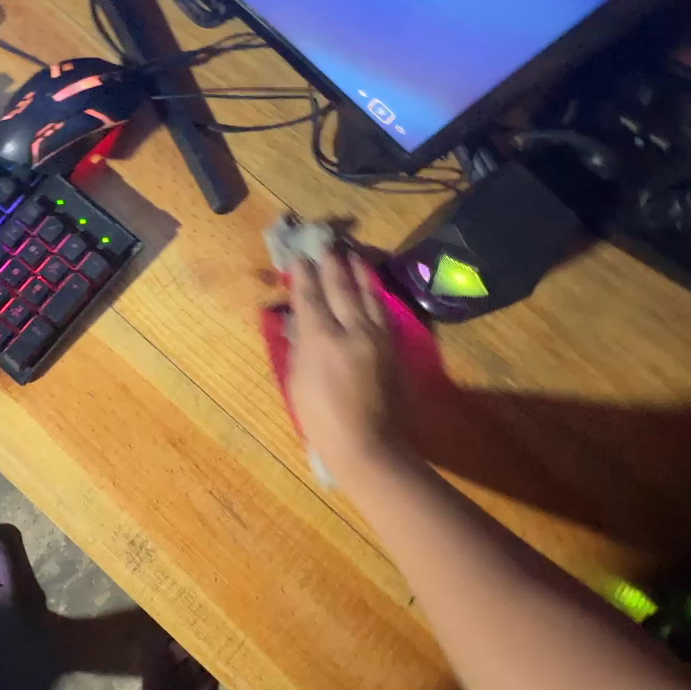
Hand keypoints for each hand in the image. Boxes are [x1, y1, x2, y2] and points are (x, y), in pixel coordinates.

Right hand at [288, 247, 415, 476]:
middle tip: (325, 245)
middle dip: (332, 264)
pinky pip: (382, 312)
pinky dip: (374, 295)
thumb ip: (299, 347)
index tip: (299, 257)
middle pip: (341, 288)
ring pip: (368, 295)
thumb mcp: (297, 381)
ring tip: (353, 255)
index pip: (310, 296)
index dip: (303, 275)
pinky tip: (371, 287)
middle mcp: (352, 330)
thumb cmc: (320, 419)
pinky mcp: (393, 348)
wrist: (368, 445)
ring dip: (358, 272)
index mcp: (321, 340)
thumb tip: (300, 322)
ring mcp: (377, 337)